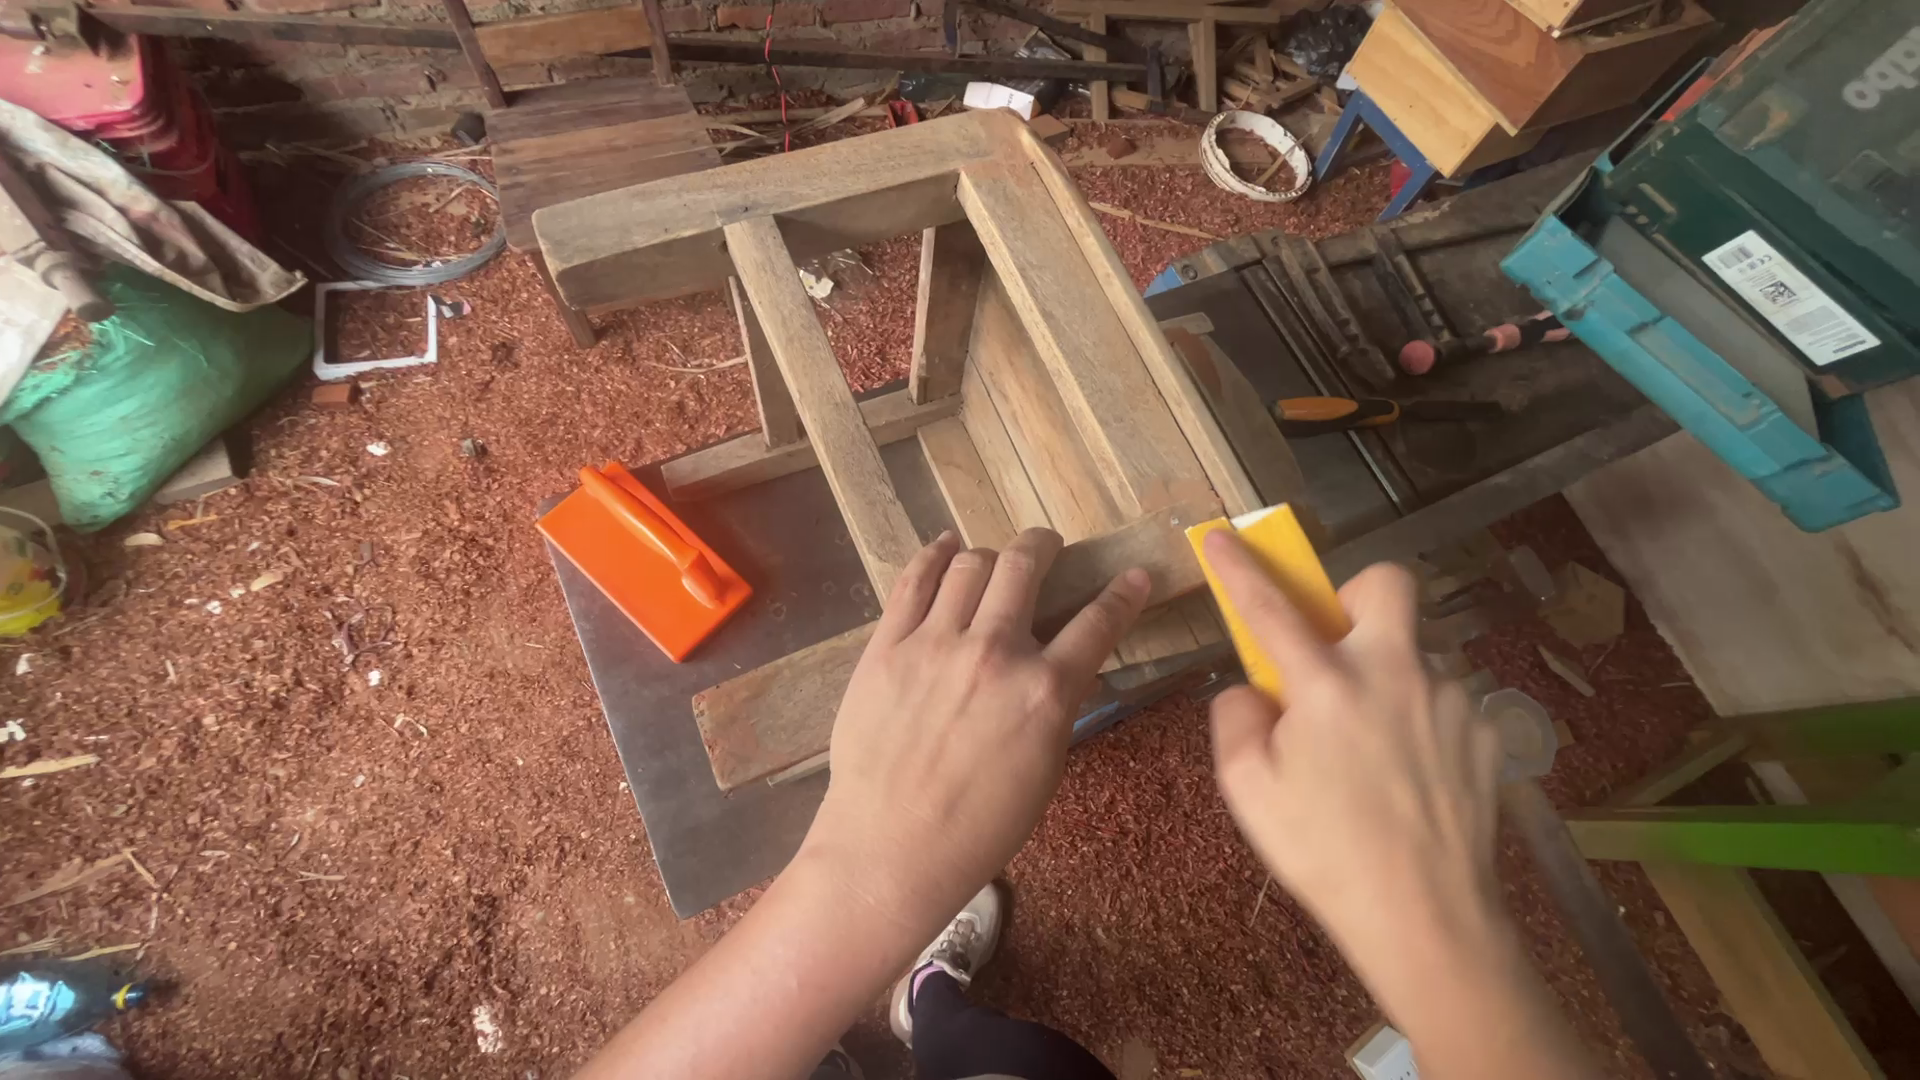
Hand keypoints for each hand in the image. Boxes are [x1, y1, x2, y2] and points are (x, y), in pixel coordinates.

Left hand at [800, 529, 1149, 932]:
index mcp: (1044, 692)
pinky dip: (934, 556)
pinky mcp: (887, 646)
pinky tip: (945, 546)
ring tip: (993, 559)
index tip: (1135, 574)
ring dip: (990, 554)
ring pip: (970, 565)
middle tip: (1046, 545)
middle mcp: (994, 653)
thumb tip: (1060, 664)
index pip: (1097, 623)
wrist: (890, 847)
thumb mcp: (1044, 768)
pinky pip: (913, 582)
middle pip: (1024, 567)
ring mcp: (935, 644)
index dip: (1124, 593)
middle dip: (1043, 545)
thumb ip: (1055, 706)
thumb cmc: (978, 826)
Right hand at [1202, 531, 1504, 999]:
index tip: (1222, 535)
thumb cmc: (1322, 851)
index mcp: (1325, 685)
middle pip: (1386, 582)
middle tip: (1334, 648)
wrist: (1427, 920)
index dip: (1239, 568)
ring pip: (1412, 648)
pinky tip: (1407, 768)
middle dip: (1353, 594)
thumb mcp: (1245, 787)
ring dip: (1382, 670)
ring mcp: (1448, 698)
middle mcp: (1393, 673)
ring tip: (1370, 740)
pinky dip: (1414, 713)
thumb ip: (1236, 716)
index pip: (1269, 608)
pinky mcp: (1484, 731)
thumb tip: (1255, 688)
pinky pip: (1439, 696)